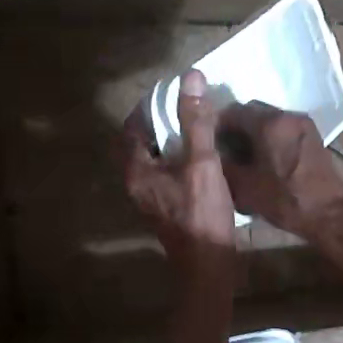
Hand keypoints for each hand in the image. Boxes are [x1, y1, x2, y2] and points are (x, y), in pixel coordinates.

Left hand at [123, 70, 235, 269]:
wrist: (208, 265)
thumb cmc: (202, 213)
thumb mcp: (202, 162)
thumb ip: (196, 121)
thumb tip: (191, 77)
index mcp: (136, 170)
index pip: (133, 126)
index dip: (151, 106)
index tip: (175, 94)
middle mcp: (136, 184)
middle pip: (144, 143)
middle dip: (164, 123)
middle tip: (190, 108)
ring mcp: (150, 199)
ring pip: (157, 160)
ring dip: (174, 142)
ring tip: (199, 128)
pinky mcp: (166, 209)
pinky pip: (167, 175)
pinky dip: (180, 161)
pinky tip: (203, 158)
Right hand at [216, 102, 342, 241]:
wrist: (329, 214)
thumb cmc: (285, 200)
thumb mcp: (244, 187)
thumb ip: (223, 165)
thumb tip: (211, 153)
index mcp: (269, 123)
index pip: (232, 111)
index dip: (215, 124)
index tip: (207, 141)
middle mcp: (287, 115)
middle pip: (252, 112)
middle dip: (235, 127)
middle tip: (223, 149)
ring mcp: (303, 124)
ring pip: (269, 120)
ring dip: (253, 132)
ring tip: (242, 156)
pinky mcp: (312, 136)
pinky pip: (283, 128)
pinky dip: (270, 137)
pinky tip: (263, 159)